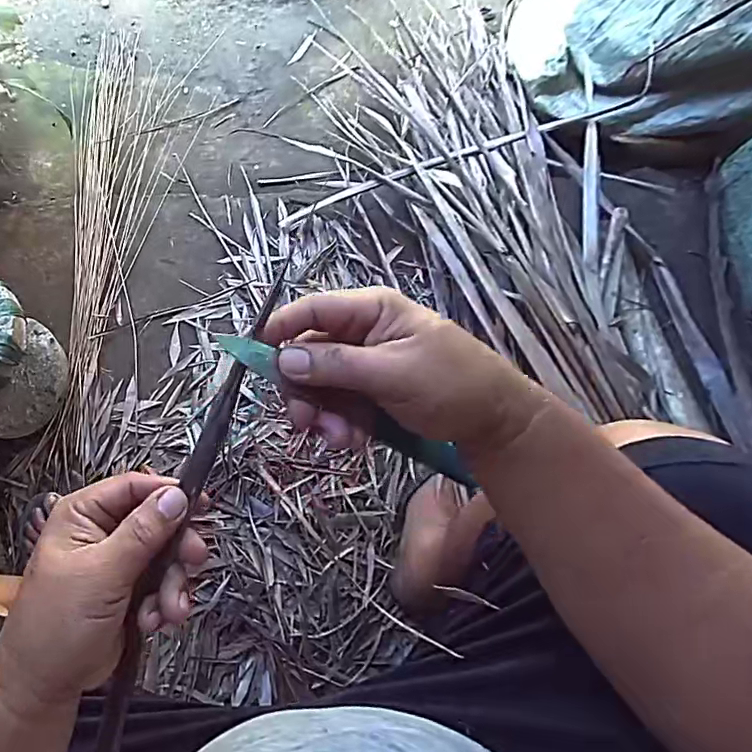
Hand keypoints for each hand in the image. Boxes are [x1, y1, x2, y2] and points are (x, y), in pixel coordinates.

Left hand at [0, 472, 207, 713]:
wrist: (45, 684)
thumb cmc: (51, 627)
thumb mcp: (100, 573)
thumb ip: (141, 533)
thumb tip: (173, 497)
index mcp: (83, 515)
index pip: (134, 487)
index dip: (168, 493)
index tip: (198, 504)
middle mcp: (102, 533)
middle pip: (158, 521)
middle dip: (178, 547)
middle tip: (191, 560)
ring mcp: (119, 562)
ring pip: (167, 556)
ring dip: (173, 584)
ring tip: (166, 608)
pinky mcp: (132, 589)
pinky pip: (165, 584)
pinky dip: (166, 603)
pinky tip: (153, 620)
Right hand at [261, 287, 549, 455]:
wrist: (496, 424)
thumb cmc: (452, 384)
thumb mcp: (391, 373)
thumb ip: (336, 365)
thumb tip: (283, 358)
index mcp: (372, 312)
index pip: (313, 310)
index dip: (281, 329)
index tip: (256, 357)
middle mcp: (362, 334)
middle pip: (308, 354)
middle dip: (304, 390)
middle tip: (302, 421)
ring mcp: (365, 366)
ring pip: (320, 386)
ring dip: (322, 415)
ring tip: (341, 439)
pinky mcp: (369, 394)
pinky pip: (338, 406)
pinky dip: (339, 426)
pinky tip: (353, 442)